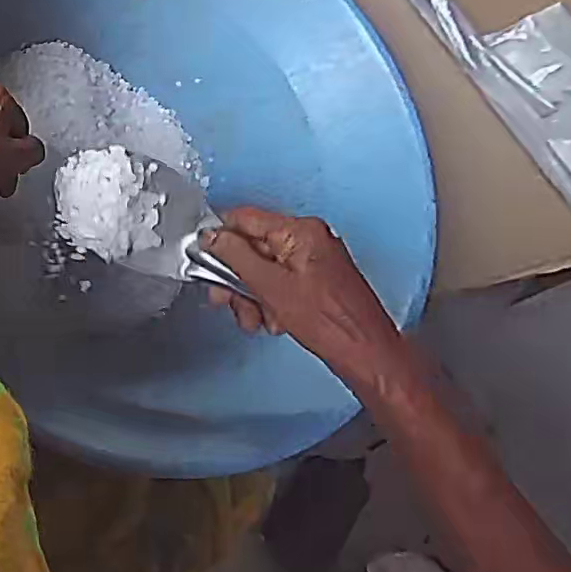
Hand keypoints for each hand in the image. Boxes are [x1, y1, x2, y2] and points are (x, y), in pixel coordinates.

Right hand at [201, 207, 403, 371]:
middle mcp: (308, 238)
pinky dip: (267, 299)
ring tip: (256, 316)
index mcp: (300, 230)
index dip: (219, 238)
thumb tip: (211, 236)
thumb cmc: (331, 322)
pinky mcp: (313, 278)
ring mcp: (311, 258)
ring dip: (249, 294)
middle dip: (234, 275)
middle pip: (250, 246)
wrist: (366, 354)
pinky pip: (276, 280)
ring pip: (260, 267)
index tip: (205, 258)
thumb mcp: (269, 285)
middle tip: (226, 296)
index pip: (243, 218)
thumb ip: (234, 255)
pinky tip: (271, 318)